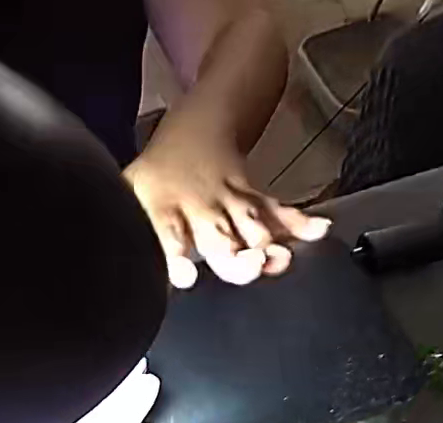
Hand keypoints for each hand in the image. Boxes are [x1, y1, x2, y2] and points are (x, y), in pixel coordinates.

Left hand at [124, 128, 328, 288]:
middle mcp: (200, 207)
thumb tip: (126, 272)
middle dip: (233, 256)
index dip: (176, 257)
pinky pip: (277, 211)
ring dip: (266, 244)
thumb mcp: (130, 198)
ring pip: (251, 226)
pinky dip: (298, 222)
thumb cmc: (157, 180)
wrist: (198, 125)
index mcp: (165, 209)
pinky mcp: (253, 198)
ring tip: (278, 259)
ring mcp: (229, 202)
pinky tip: (317, 230)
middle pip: (219, 236)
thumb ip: (130, 233)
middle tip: (246, 267)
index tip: (186, 276)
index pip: (168, 236)